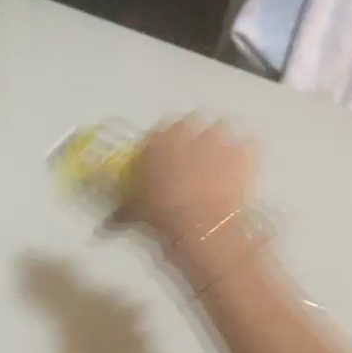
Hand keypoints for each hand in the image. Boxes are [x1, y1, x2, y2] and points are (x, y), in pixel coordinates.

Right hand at [117, 117, 253, 246]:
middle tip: (192, 167)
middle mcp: (188, 127)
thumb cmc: (163, 213)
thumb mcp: (136, 212)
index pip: (158, 133)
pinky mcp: (245, 148)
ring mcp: (219, 135)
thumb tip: (104, 227)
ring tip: (218, 167)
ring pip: (220, 130)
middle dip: (193, 142)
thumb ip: (122, 211)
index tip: (165, 164)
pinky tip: (240, 171)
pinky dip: (245, 154)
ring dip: (219, 144)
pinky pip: (247, 144)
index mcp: (157, 138)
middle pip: (191, 125)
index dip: (163, 148)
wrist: (202, 223)